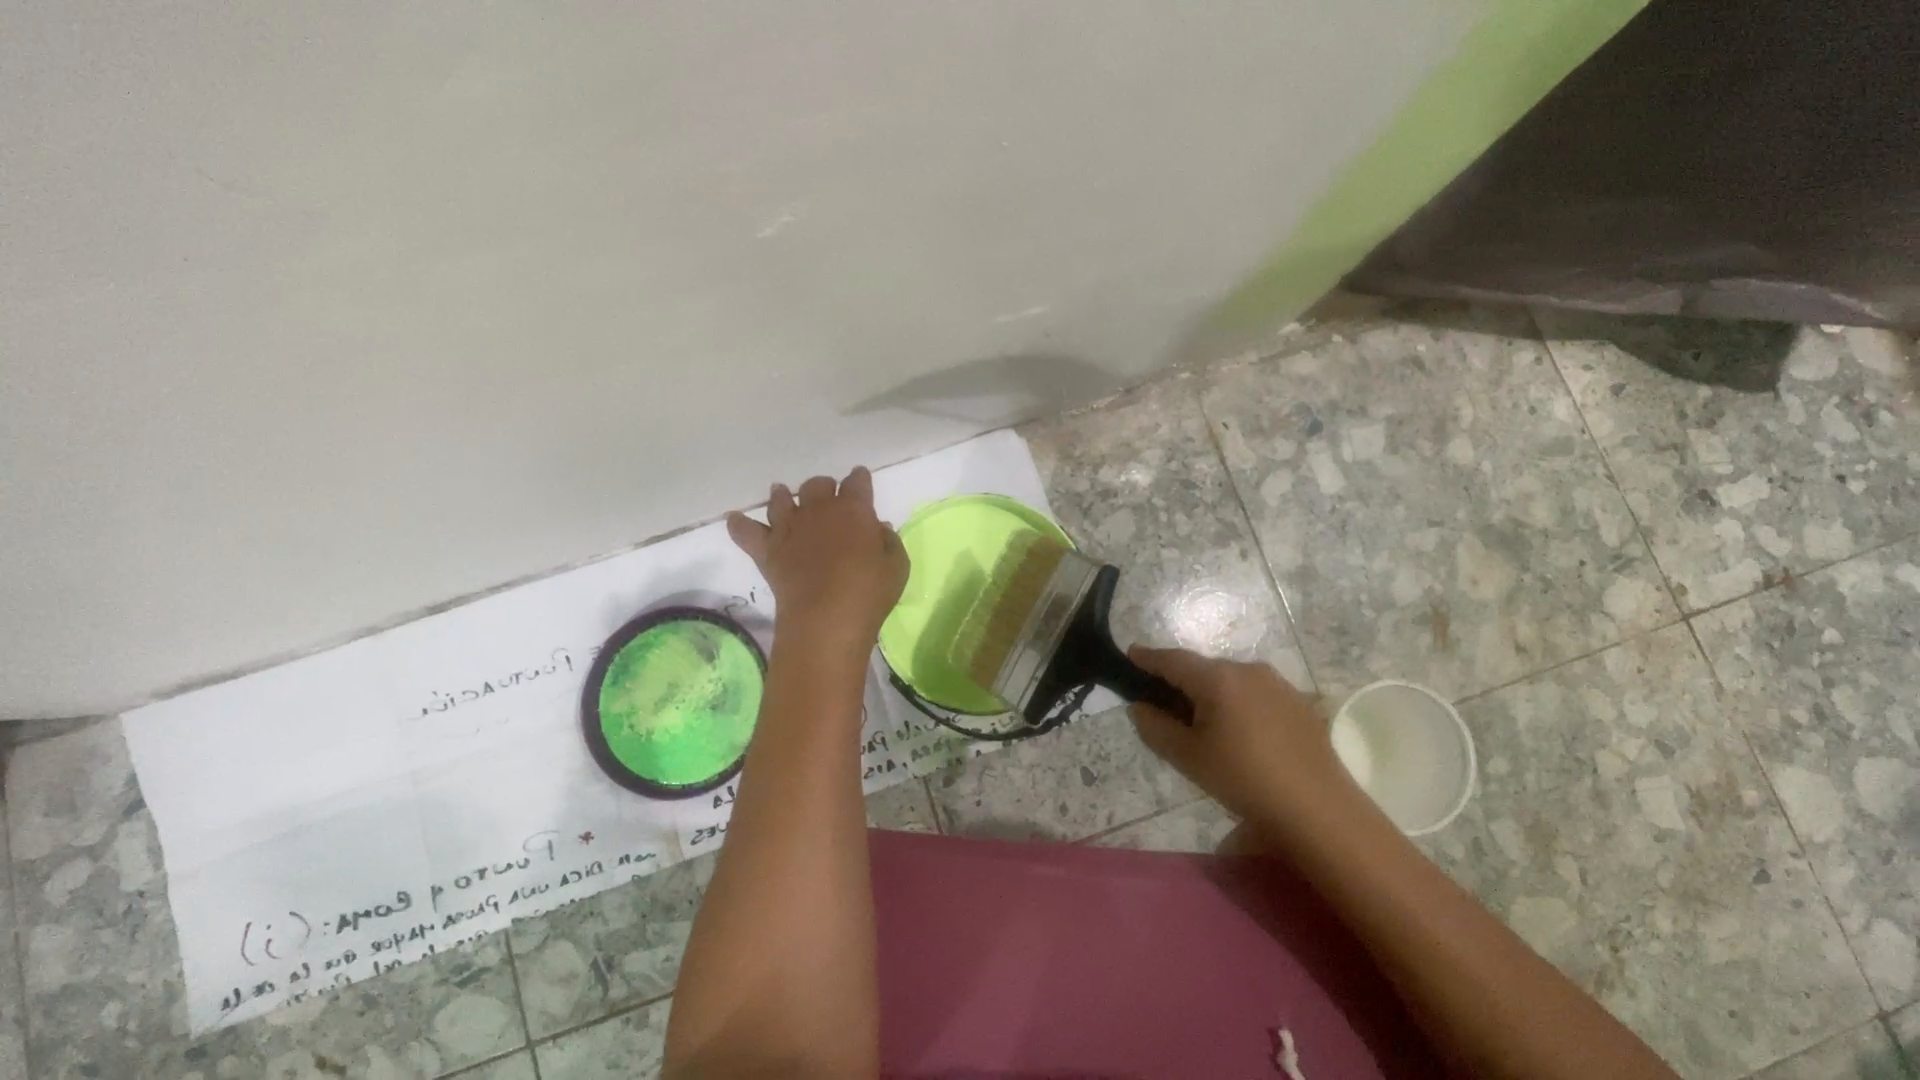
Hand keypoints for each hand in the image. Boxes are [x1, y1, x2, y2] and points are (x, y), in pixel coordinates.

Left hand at [726, 467, 908, 653]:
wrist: (826, 617)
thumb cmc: (869, 592)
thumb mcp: (897, 566)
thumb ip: (889, 542)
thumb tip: (879, 528)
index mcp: (854, 510)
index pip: (857, 483)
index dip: (859, 479)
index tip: (860, 479)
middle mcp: (819, 510)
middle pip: (817, 486)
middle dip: (824, 487)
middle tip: (827, 496)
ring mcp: (789, 528)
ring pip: (780, 500)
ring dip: (783, 495)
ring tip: (781, 493)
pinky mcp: (767, 550)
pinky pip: (746, 531)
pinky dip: (739, 524)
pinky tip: (733, 519)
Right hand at [1127, 646, 1357, 828]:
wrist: (1317, 807)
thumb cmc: (1243, 779)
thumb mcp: (1188, 758)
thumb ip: (1156, 728)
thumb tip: (1139, 707)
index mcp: (1218, 678)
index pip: (1173, 660)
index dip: (1148, 658)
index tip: (1130, 655)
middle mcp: (1249, 670)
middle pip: (1204, 668)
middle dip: (1180, 680)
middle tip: (1163, 703)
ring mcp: (1279, 684)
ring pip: (1232, 680)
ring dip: (1211, 693)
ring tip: (1201, 723)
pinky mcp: (1299, 702)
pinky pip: (1256, 693)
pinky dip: (1238, 703)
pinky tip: (1239, 733)